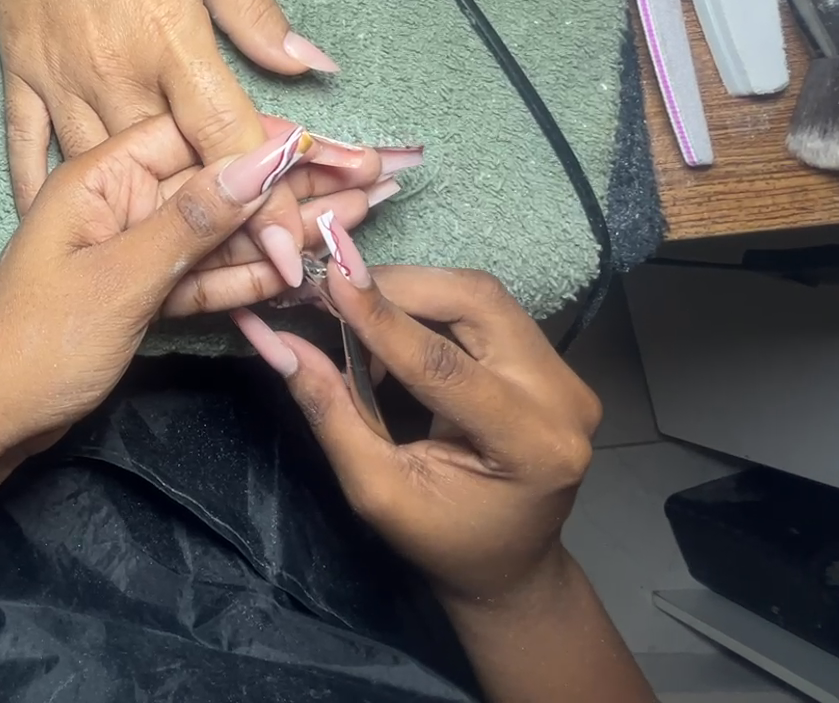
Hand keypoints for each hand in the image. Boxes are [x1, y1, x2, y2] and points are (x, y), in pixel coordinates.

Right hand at [0, 0, 351, 292]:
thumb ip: (255, 14)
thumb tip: (313, 67)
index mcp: (169, 39)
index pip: (223, 134)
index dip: (260, 198)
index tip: (288, 253)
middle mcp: (113, 74)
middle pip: (165, 171)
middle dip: (205, 227)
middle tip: (238, 275)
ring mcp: (59, 82)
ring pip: (99, 175)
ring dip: (129, 227)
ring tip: (159, 273)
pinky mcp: (19, 79)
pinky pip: (26, 150)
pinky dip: (37, 194)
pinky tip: (56, 234)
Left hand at [0, 117, 329, 452]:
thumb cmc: (39, 342)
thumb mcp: (119, 277)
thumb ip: (191, 219)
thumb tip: (261, 157)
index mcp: (100, 177)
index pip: (193, 138)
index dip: (266, 140)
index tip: (335, 149)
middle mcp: (120, 201)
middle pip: (216, 185)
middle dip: (292, 187)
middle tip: (376, 181)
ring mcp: (132, 249)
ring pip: (218, 233)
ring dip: (284, 232)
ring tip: (361, 218)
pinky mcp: (142, 291)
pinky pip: (202, 275)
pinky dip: (248, 277)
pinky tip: (304, 270)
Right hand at [231, 221, 602, 604]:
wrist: (510, 560)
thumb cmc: (442, 537)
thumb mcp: (373, 488)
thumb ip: (329, 409)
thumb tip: (275, 340)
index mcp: (531, 447)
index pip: (443, 363)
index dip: (380, 317)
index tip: (330, 276)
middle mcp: (562, 399)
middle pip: (475, 303)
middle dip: (397, 285)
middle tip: (333, 288)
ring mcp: (563, 373)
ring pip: (478, 294)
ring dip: (409, 287)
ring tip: (355, 307)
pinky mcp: (547, 359)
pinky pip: (480, 306)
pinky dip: (424, 300)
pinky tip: (389, 321)